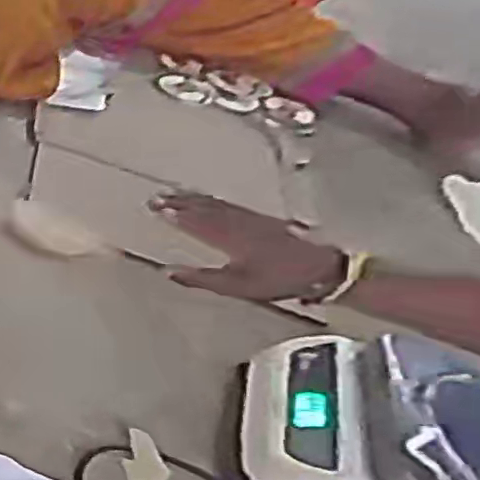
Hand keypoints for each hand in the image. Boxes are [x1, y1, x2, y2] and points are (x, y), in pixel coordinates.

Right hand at [153, 191, 346, 301]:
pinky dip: (215, 201)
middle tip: (158, 198)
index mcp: (232, 238)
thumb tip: (168, 270)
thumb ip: (200, 278)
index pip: (198, 223)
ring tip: (175, 194)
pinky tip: (209, 200)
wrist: (321, 269)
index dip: (177, 215)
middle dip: (181, 203)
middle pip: (206, 209)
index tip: (158, 209)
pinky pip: (232, 205)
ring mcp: (254, 219)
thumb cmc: (276, 279)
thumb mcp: (235, 286)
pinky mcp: (264, 219)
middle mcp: (241, 223)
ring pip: (218, 205)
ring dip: (195, 199)